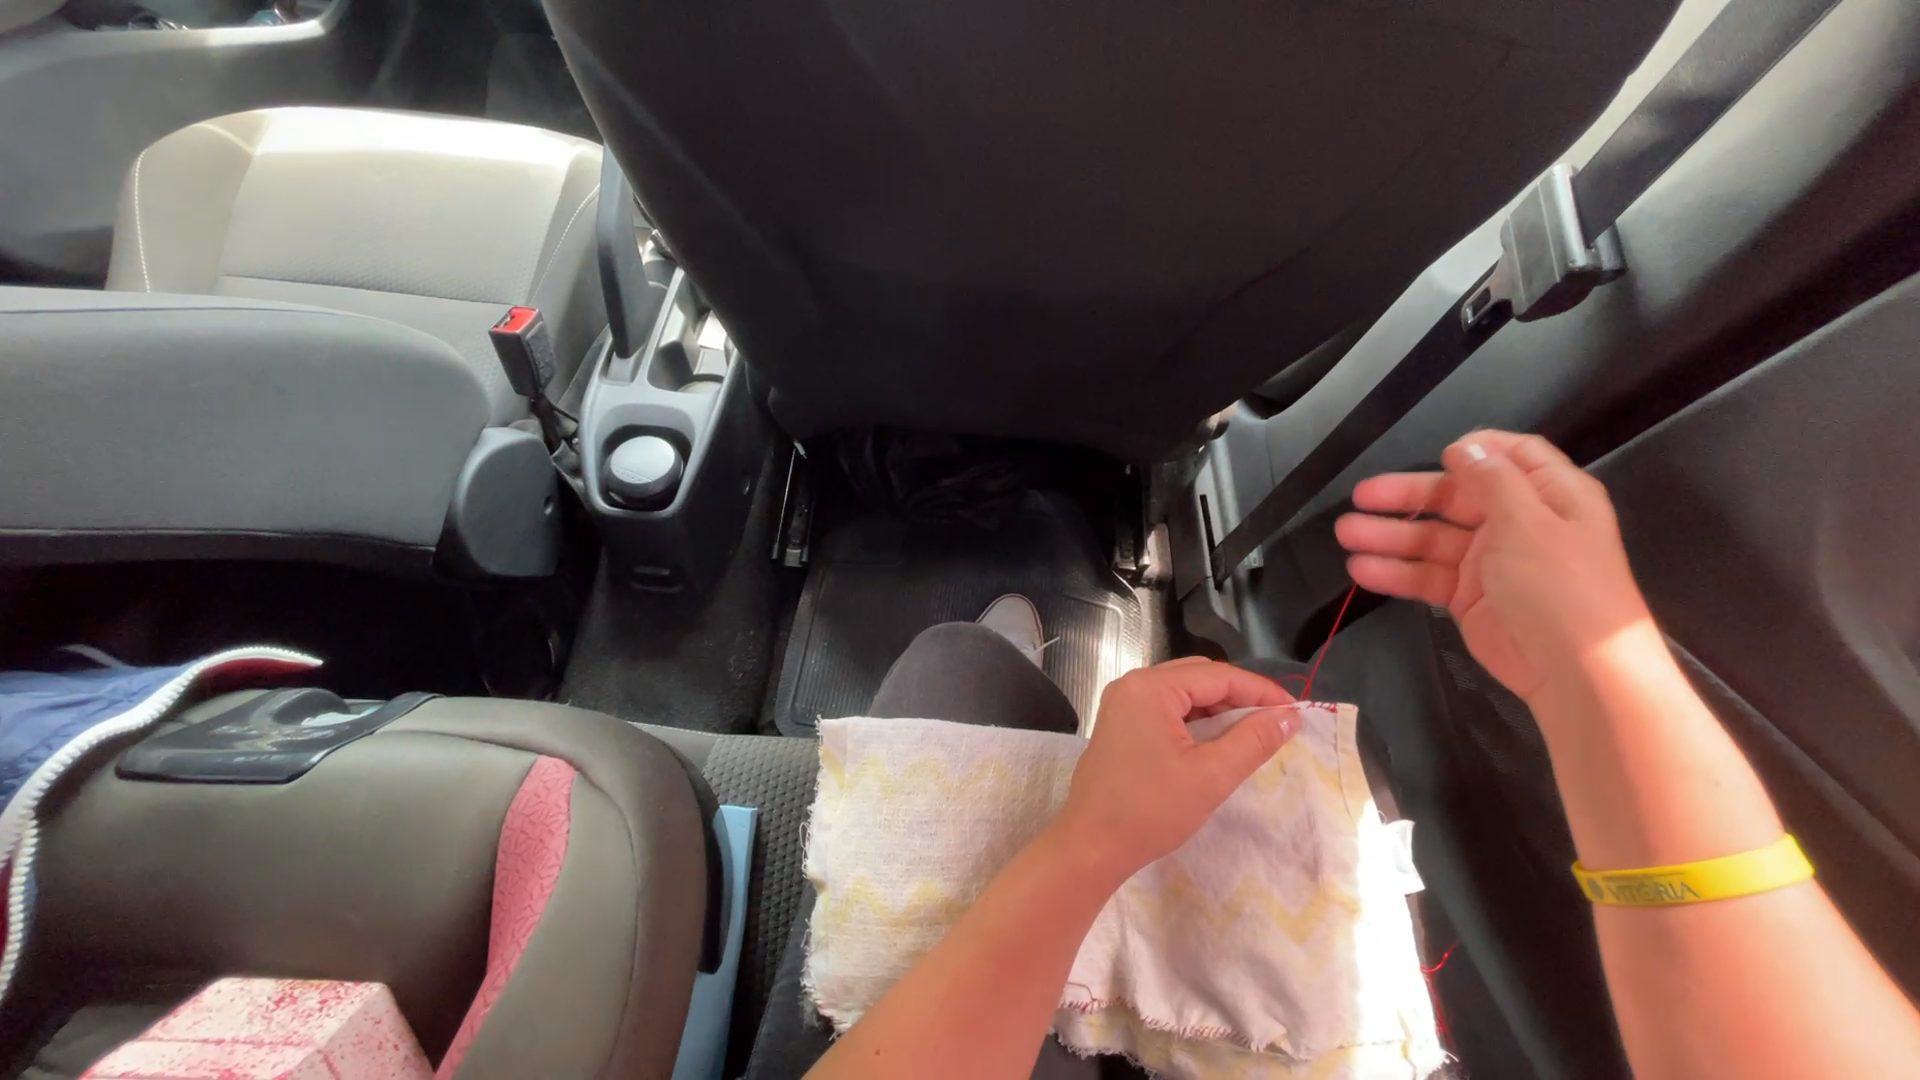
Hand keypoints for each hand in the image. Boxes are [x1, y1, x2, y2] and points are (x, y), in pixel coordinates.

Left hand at [1054, 658, 1298, 881]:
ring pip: (1182, 693)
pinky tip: (1215, 742)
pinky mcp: (1119, 724)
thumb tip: (1289, 715)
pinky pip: (1165, 709)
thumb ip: (1253, 740)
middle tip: (1276, 723)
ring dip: (1217, 709)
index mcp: (1150, 688)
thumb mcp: (1211, 775)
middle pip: (1198, 677)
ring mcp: (1122, 704)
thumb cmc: (1151, 809)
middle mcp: (1132, 684)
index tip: (1296, 712)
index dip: (1260, 691)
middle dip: (1239, 697)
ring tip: (1251, 734)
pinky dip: (1194, 721)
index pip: (1217, 675)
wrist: (1092, 845)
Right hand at [1335, 431, 1651, 701]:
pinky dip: (1394, 572)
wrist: (1575, 668)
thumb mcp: (1528, 520)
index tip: (1437, 455)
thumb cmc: (1559, 583)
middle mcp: (1517, 522)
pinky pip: (1424, 576)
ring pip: (1430, 538)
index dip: (1475, 450)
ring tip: (1346, 534)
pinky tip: (1361, 569)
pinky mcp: (1466, 596)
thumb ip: (1492, 480)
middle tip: (1360, 497)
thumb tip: (1465, 445)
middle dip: (1406, 496)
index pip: (1511, 456)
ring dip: (1388, 535)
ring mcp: (1489, 561)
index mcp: (1548, 495)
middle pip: (1454, 497)